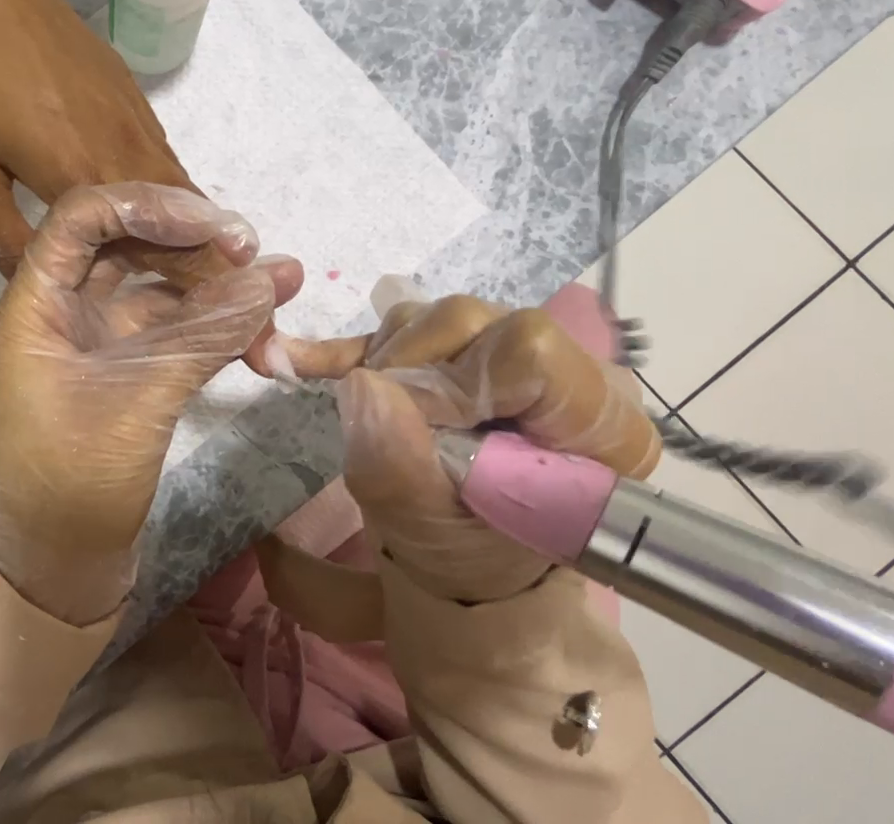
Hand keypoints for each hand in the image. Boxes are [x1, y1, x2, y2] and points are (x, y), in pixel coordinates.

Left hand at [0, 0, 271, 354]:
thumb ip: (7, 236)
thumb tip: (39, 285)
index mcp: (84, 171)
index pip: (153, 242)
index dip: (187, 282)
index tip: (213, 315)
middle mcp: (125, 142)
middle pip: (180, 213)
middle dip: (204, 260)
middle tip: (220, 301)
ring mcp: (131, 109)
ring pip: (175, 180)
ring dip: (189, 226)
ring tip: (196, 266)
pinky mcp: (125, 86)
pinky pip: (159, 150)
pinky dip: (168, 189)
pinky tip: (155, 207)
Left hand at [0, 183, 302, 622]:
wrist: (56, 567)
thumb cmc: (74, 484)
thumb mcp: (140, 401)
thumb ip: (205, 333)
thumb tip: (274, 274)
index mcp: (35, 305)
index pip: (83, 218)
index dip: (149, 207)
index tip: (216, 226)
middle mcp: (61, 310)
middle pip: (127, 246)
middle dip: (192, 246)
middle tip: (257, 257)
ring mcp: (94, 341)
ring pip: (156, 289)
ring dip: (214, 289)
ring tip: (284, 289)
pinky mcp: (123, 371)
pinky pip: (170, 330)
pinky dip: (213, 328)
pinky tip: (265, 332)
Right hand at [300, 293, 660, 602]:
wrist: (466, 576)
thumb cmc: (470, 571)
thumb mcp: (435, 538)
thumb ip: (403, 471)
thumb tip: (363, 386)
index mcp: (597, 424)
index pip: (528, 349)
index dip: (456, 380)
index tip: (420, 430)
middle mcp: (568, 374)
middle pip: (474, 321)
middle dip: (406, 368)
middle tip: (382, 427)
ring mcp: (512, 356)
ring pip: (432, 317)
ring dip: (382, 364)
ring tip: (372, 421)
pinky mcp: (464, 353)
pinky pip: (402, 328)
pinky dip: (346, 350)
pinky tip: (295, 361)